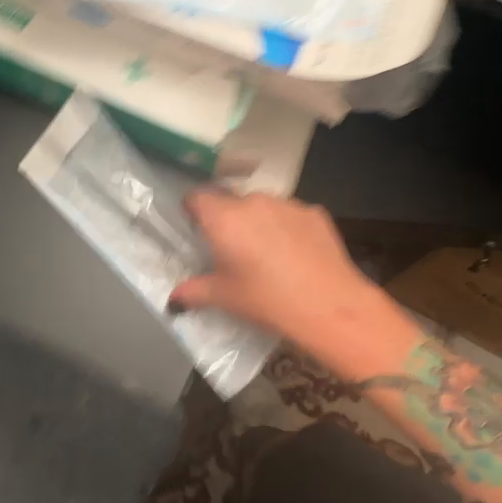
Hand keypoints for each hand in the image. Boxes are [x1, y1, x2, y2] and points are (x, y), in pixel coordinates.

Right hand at [170, 191, 409, 362]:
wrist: (328, 305)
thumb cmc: (267, 300)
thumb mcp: (225, 298)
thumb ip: (194, 291)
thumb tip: (173, 298)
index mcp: (224, 219)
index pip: (197, 197)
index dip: (193, 210)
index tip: (197, 229)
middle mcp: (254, 202)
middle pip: (231, 201)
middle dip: (228, 220)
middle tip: (233, 251)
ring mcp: (288, 204)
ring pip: (263, 206)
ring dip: (259, 222)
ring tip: (268, 255)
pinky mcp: (314, 212)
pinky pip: (291, 215)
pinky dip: (287, 228)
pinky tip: (296, 256)